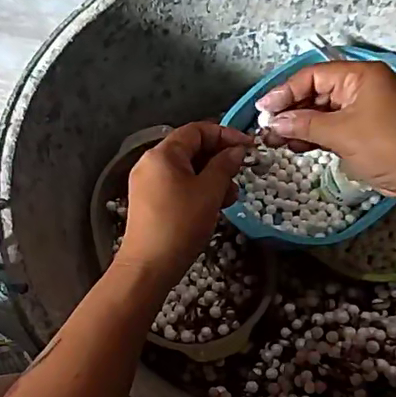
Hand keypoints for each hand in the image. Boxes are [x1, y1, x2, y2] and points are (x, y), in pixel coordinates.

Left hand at [115, 121, 251, 285]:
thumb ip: (225, 166)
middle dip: (219, 160)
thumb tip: (236, 151)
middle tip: (239, 176)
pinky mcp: (148, 203)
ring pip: (185, 170)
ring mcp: (146, 184)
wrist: (148, 266)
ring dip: (211, 178)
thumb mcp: (209, 192)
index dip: (225, 135)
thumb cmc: (180, 225)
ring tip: (229, 198)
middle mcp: (150, 164)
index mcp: (162, 154)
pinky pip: (176, 187)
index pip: (197, 130)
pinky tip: (212, 207)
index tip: (248, 147)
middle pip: (190, 149)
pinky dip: (197, 191)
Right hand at [255, 60, 395, 196]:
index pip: (312, 76)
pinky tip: (295, 145)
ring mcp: (364, 107)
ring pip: (322, 111)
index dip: (284, 92)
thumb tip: (275, 123)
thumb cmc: (388, 146)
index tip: (263, 110)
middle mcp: (362, 86)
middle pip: (316, 92)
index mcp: (360, 75)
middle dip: (290, 110)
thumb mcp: (341, 133)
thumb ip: (304, 125)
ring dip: (299, 124)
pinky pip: (333, 125)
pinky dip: (314, 134)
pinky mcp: (365, 128)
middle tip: (267, 128)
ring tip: (277, 139)